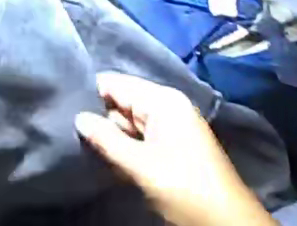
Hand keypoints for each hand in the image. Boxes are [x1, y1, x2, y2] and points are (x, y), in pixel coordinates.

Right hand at [76, 73, 276, 225]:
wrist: (230, 225)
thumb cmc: (185, 189)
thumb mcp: (142, 166)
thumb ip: (108, 140)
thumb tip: (79, 117)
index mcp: (162, 99)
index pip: (117, 83)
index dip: (92, 94)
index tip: (66, 106)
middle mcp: (167, 104)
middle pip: (124, 101)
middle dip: (101, 115)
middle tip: (71, 130)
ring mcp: (173, 125)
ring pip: (132, 122)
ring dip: (113, 134)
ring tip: (84, 143)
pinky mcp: (175, 146)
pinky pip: (143, 137)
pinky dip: (128, 146)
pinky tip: (110, 158)